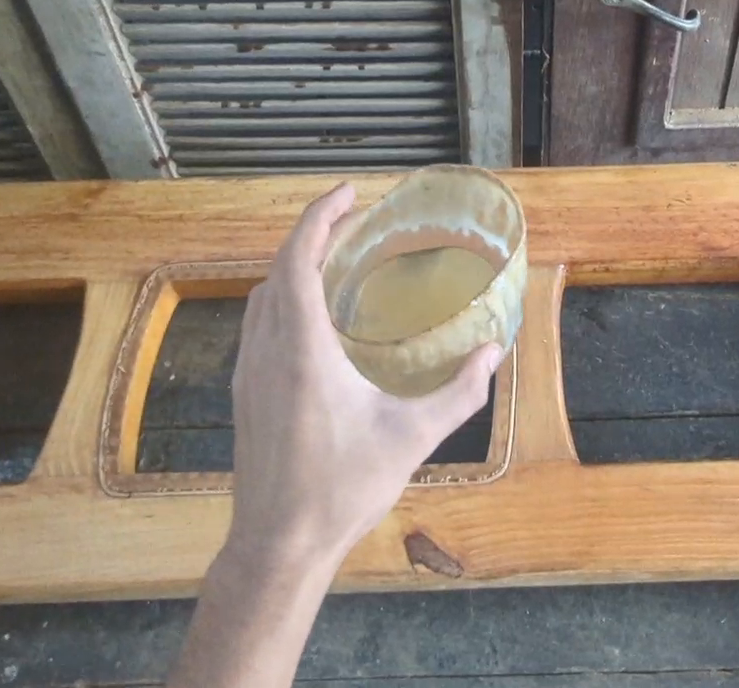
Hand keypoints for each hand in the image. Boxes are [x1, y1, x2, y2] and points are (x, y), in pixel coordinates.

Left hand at [226, 183, 503, 570]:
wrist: (278, 545)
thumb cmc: (342, 488)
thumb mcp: (413, 438)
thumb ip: (460, 393)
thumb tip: (494, 353)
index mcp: (302, 350)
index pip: (299, 260)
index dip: (319, 217)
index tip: (350, 193)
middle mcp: (267, 350)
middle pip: (280, 268)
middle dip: (314, 233)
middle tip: (355, 219)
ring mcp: (248, 370)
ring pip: (263, 294)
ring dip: (295, 263)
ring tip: (336, 255)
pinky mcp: (244, 390)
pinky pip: (259, 320)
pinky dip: (284, 294)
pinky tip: (314, 312)